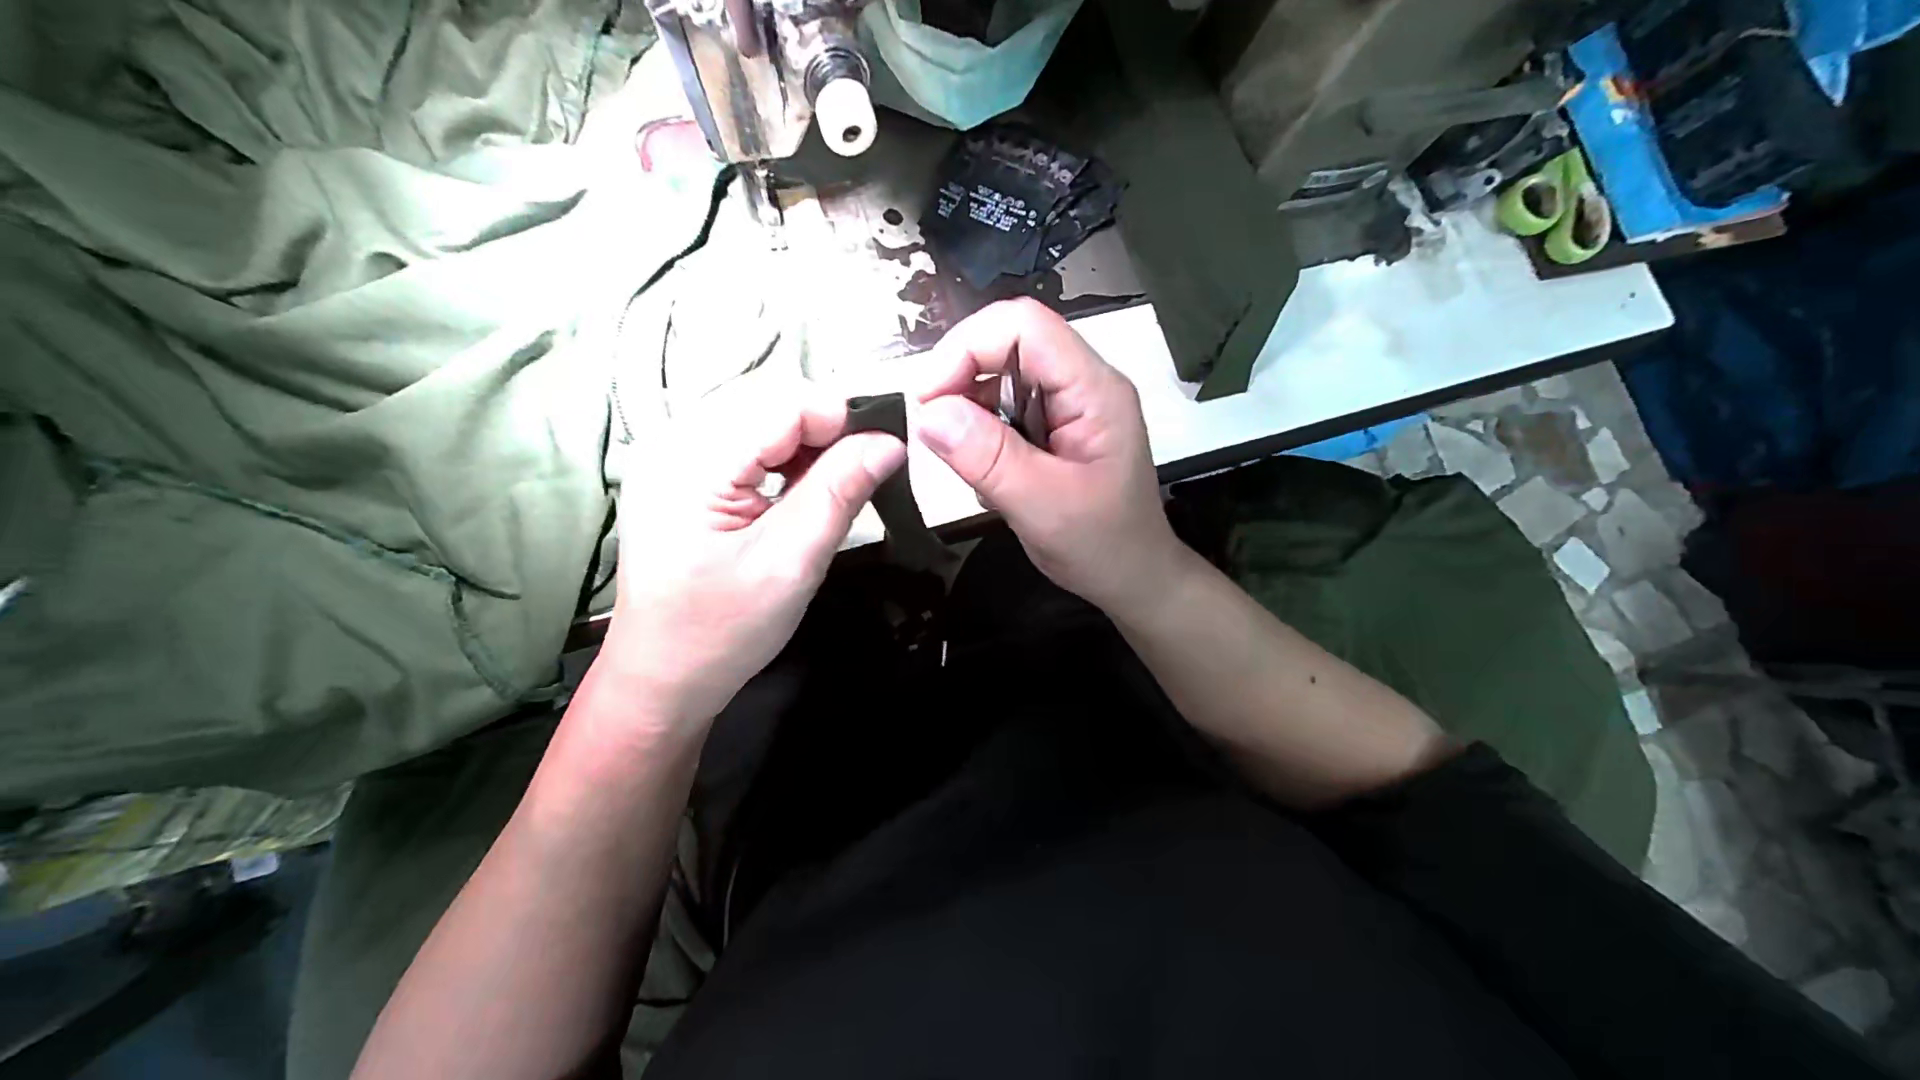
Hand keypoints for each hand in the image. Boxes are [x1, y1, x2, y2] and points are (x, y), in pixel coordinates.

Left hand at [605, 381, 905, 729]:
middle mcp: (672, 442)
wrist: (663, 678)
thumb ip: (840, 492)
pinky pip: (743, 439)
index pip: (783, 402)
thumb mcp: (792, 563)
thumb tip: (889, 443)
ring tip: (827, 487)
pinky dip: (782, 455)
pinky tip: (795, 488)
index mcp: (690, 462)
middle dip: (824, 429)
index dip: (841, 419)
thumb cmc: (722, 632)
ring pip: (760, 415)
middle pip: (769, 399)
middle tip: (858, 476)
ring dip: (805, 442)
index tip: (883, 454)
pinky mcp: (680, 473)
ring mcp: (671, 455)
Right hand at [916, 298, 1185, 616]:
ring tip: (966, 461)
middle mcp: (1081, 384)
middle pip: (1008, 342)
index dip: (967, 347)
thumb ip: (988, 458)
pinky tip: (987, 472)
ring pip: (999, 374)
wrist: (1132, 575)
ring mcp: (1067, 403)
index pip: (1024, 326)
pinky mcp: (1052, 424)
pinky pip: (1002, 405)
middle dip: (960, 378)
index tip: (929, 399)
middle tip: (933, 430)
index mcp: (1094, 390)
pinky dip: (979, 432)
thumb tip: (928, 413)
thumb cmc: (1102, 546)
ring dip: (968, 410)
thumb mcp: (1041, 506)